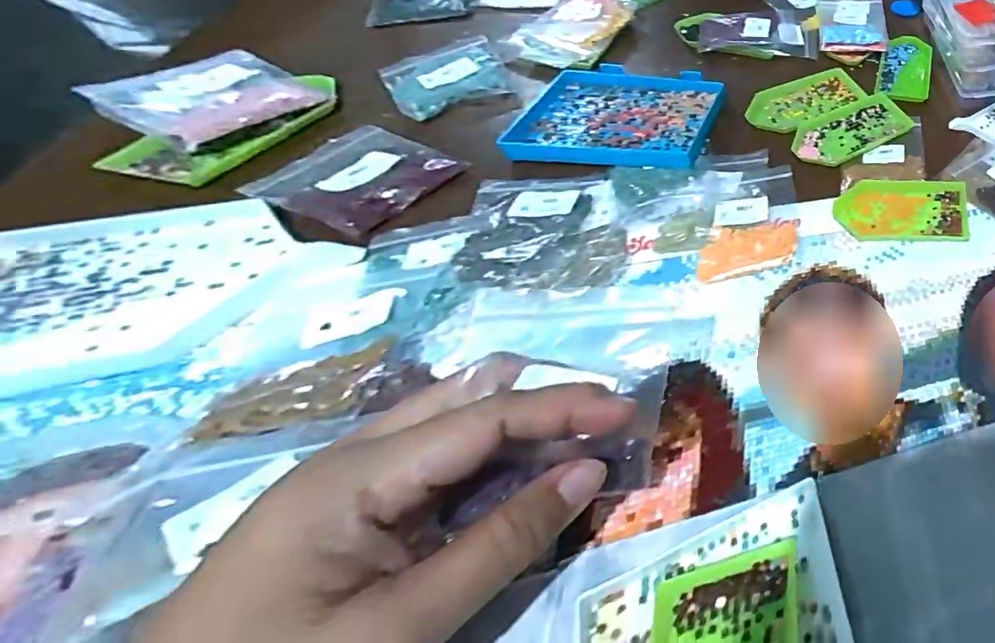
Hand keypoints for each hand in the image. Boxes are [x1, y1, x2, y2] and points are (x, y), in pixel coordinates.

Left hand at [143, 357, 638, 642]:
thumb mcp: (397, 631)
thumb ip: (501, 544)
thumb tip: (590, 469)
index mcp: (352, 477)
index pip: (484, 416)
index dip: (564, 407)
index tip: (628, 413)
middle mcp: (350, 459)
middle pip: (469, 398)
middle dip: (546, 402)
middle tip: (608, 421)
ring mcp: (343, 485)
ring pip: (454, 424)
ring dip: (522, 428)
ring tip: (580, 443)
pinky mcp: (344, 514)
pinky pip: (435, 464)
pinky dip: (492, 462)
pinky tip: (521, 476)